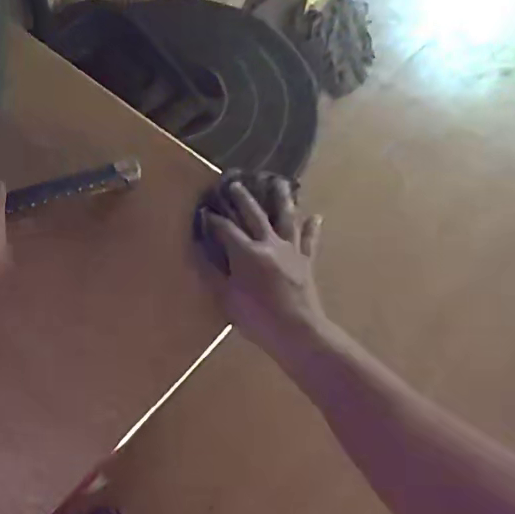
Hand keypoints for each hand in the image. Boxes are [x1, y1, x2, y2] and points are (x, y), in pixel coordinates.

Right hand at [197, 178, 334, 354]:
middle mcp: (268, 244)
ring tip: (278, 182)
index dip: (213, 218)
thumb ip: (213, 271)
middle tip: (234, 183)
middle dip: (242, 198)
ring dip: (281, 199)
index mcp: (246, 252)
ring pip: (285, 218)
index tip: (204, 209)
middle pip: (254, 215)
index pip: (225, 229)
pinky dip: (311, 227)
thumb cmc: (256, 317)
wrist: (297, 331)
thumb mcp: (225, 296)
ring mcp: (290, 250)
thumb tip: (200, 249)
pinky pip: (309, 240)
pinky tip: (314, 216)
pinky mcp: (306, 261)